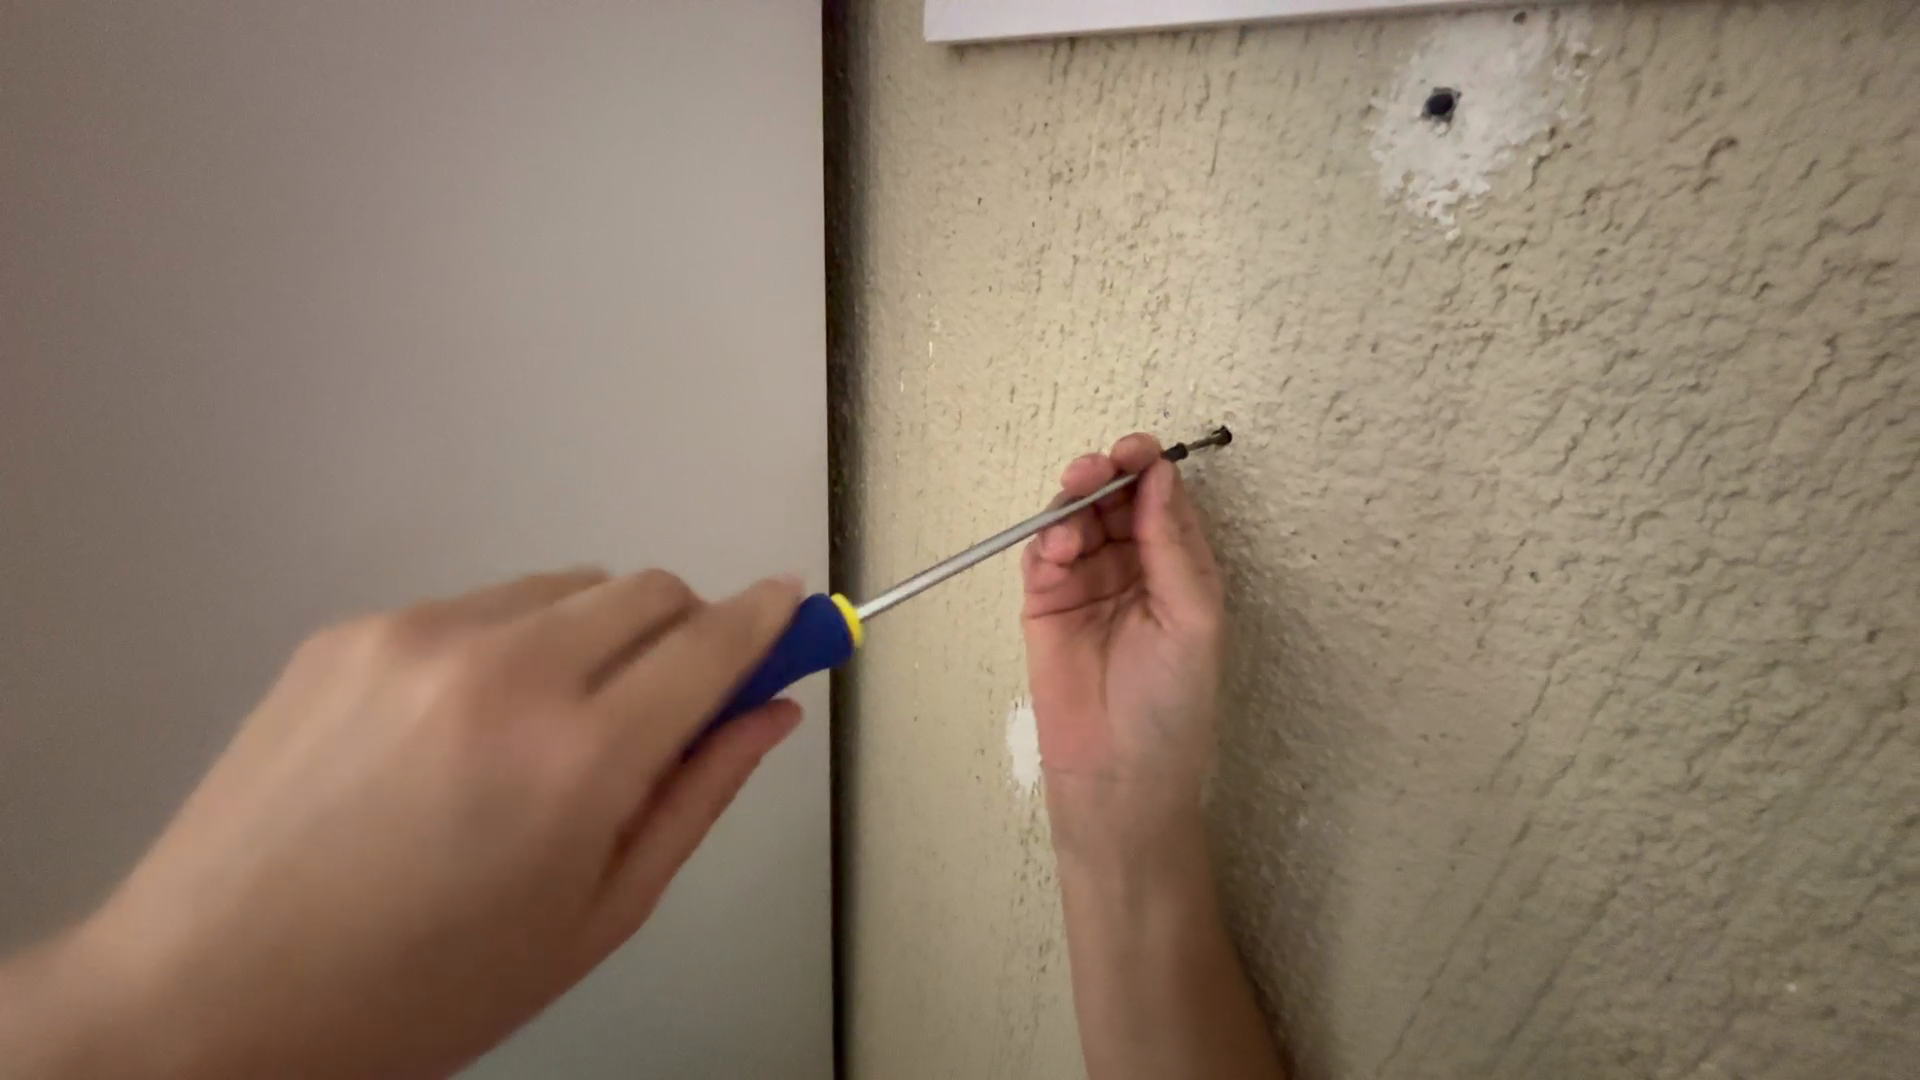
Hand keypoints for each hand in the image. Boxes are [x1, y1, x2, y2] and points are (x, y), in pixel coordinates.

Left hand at [3, 569, 803, 1079]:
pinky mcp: (358, 628)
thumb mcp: (605, 910)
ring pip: (575, 586)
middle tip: (674, 688)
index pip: (711, 645)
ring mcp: (423, 638)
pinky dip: (524, 640)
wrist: (197, 1012)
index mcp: (579, 759)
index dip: (766, 616)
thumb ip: (704, 790)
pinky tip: (472, 719)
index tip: (793, 599)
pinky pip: (493, 604)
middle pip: (651, 589)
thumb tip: (774, 709)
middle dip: (687, 624)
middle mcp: (508, 673)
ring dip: (604, 631)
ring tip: (559, 714)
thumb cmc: (439, 983)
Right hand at [1021, 432, 1225, 861]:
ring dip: (1071, 504)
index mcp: (1176, 566)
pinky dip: (1047, 541)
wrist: (1116, 770)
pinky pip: (1043, 555)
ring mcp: (1085, 581)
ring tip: (1071, 511)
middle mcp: (1132, 566)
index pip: (1159, 501)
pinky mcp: (1045, 601)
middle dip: (1102, 478)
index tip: (1134, 451)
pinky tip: (1058, 548)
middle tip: (1091, 469)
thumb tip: (1158, 473)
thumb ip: (1172, 544)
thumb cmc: (1170, 699)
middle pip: (1112, 502)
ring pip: (1074, 520)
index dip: (1147, 470)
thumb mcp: (1191, 616)